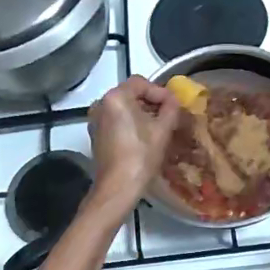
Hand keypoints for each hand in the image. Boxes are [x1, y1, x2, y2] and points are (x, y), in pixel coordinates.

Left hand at [88, 77, 180, 207]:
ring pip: (122, 109)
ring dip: (141, 114)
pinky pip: (115, 122)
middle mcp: (100, 104)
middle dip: (151, 103)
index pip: (141, 82)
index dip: (160, 92)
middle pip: (130, 94)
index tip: (173, 105)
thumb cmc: (141, 156)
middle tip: (168, 115)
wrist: (117, 187)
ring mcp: (95, 121)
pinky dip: (130, 124)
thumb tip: (173, 100)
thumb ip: (171, 108)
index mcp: (115, 97)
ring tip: (158, 127)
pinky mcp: (95, 136)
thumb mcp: (163, 129)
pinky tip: (143, 138)